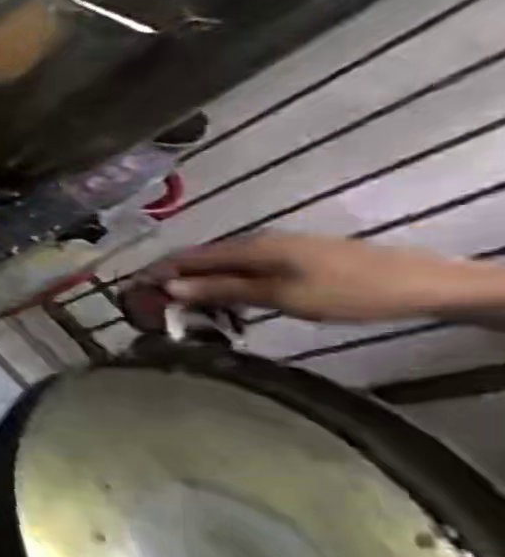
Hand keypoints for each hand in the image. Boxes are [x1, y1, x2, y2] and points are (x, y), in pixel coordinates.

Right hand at [145, 233, 504, 324]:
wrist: (426, 285)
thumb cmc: (347, 292)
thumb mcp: (280, 296)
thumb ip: (222, 291)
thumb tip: (168, 287)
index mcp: (247, 248)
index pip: (184, 258)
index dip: (154, 274)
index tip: (130, 296)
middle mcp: (255, 243)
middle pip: (199, 260)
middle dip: (172, 282)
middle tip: (152, 310)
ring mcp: (276, 249)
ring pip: (221, 267)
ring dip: (199, 287)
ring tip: (185, 313)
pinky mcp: (293, 260)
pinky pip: (242, 270)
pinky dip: (223, 286)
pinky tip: (226, 305)